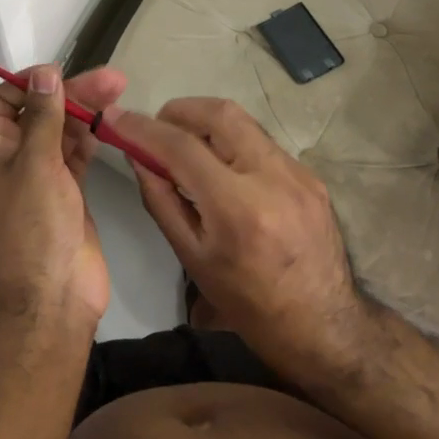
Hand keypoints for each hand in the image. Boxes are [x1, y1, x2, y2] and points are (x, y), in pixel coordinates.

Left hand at [0, 64, 125, 332]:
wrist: (51, 298)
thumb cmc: (34, 227)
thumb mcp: (35, 164)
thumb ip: (42, 116)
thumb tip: (44, 74)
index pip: (5, 99)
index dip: (33, 82)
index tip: (65, 69)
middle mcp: (10, 158)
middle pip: (39, 113)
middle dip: (71, 94)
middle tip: (112, 79)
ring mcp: (38, 177)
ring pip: (60, 133)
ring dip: (85, 114)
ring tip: (119, 91)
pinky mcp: (64, 194)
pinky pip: (75, 157)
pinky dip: (91, 140)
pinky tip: (111, 123)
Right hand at [115, 98, 374, 375]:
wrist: (324, 327)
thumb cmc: (246, 301)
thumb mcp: (190, 255)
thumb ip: (160, 198)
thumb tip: (136, 154)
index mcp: (238, 208)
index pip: (181, 147)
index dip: (141, 127)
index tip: (115, 117)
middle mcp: (273, 180)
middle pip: (219, 114)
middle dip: (178, 111)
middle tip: (156, 129)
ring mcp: (299, 174)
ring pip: (243, 122)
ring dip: (205, 124)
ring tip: (184, 147)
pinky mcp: (311, 176)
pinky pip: (260, 142)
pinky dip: (230, 143)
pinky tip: (219, 168)